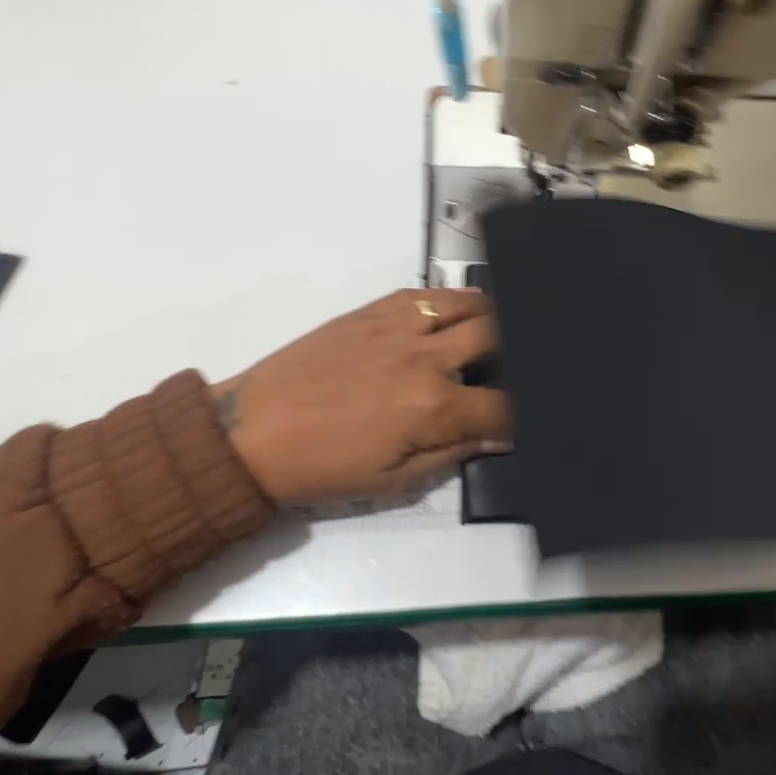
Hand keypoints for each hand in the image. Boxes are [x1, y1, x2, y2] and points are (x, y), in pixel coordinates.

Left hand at [214, 289, 508, 505]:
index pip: (503, 406)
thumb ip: (452, 453)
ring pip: (468, 304)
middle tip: (512, 370)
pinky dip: (449, 303)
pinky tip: (452, 317)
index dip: (520, 418)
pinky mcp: (373, 310)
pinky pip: (425, 294)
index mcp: (433, 407)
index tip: (518, 422)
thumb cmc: (323, 468)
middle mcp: (426, 357)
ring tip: (494, 335)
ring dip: (490, 319)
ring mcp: (399, 327)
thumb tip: (495, 435)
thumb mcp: (392, 481)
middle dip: (516, 357)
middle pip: (497, 339)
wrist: (254, 432)